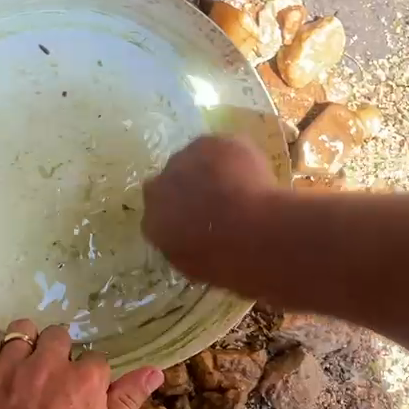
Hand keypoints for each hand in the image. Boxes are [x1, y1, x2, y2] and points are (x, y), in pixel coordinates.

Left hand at [0, 319, 161, 408]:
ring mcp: (8, 371)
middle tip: (55, 386)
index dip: (92, 380)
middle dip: (61, 356)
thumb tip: (154, 370)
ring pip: (21, 333)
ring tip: (27, 367)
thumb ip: (128, 402)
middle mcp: (48, 365)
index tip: (85, 401)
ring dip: (29, 345)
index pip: (96, 360)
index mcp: (85, 380)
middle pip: (59, 338)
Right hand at [142, 135, 279, 281]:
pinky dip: (236, 157)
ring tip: (241, 186)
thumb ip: (185, 245)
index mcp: (153, 222)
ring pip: (196, 159)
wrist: (250, 231)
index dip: (179, 213)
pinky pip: (222, 148)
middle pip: (171, 180)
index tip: (197, 219)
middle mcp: (159, 187)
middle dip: (189, 186)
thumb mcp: (196, 266)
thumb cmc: (226, 260)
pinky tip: (254, 175)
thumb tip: (194, 237)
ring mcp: (184, 159)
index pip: (158, 214)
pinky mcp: (210, 142)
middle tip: (218, 200)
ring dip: (212, 168)